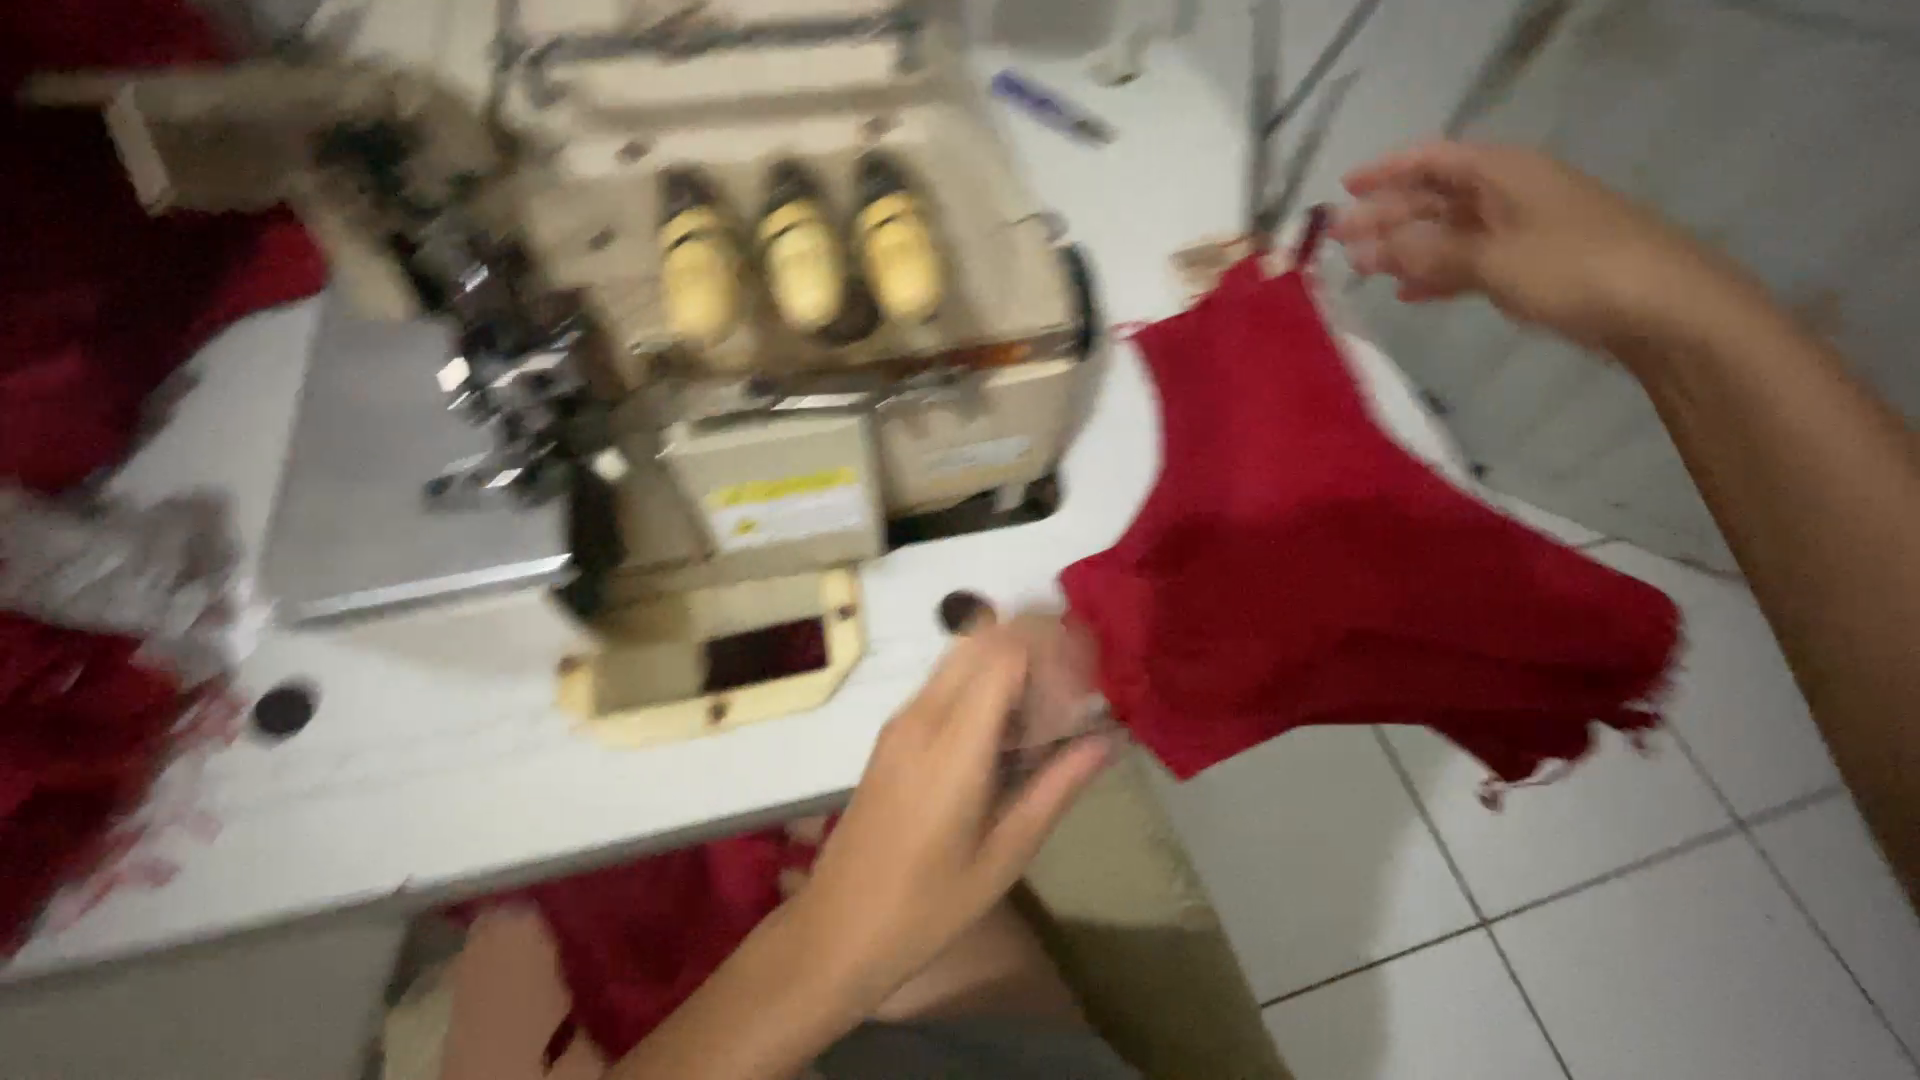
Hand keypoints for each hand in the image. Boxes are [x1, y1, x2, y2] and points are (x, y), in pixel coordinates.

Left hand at [786, 625, 1112, 1009]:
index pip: (1005, 653)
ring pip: (962, 654)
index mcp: (952, 746)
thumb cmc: (929, 905)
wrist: (840, 926)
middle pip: (983, 639)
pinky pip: (945, 680)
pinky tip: (1008, 727)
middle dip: (1036, 642)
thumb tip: (1108, 740)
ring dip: (1010, 659)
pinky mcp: (892, 732)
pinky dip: (984, 679)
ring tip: (1049, 705)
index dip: (1052, 646)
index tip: (1090, 675)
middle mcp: (921, 716)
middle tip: (1078, 685)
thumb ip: (1057, 787)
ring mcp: (901, 721)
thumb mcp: (1005, 855)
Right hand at [1330, 141, 1751, 350]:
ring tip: (1362, 270)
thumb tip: (1369, 249)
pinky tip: (1407, 293)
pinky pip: (1466, 264)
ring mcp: (1519, 232)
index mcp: (1503, 175)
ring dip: (1404, 250)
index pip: (1432, 159)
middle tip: (1339, 240)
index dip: (1386, 171)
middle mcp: (1509, 196)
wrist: (1662, 308)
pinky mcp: (1528, 268)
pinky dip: (1434, 275)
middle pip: (1434, 198)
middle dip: (1385, 216)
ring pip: (1446, 234)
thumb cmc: (1575, 269)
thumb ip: (1427, 254)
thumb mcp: (1491, 259)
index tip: (1343, 190)